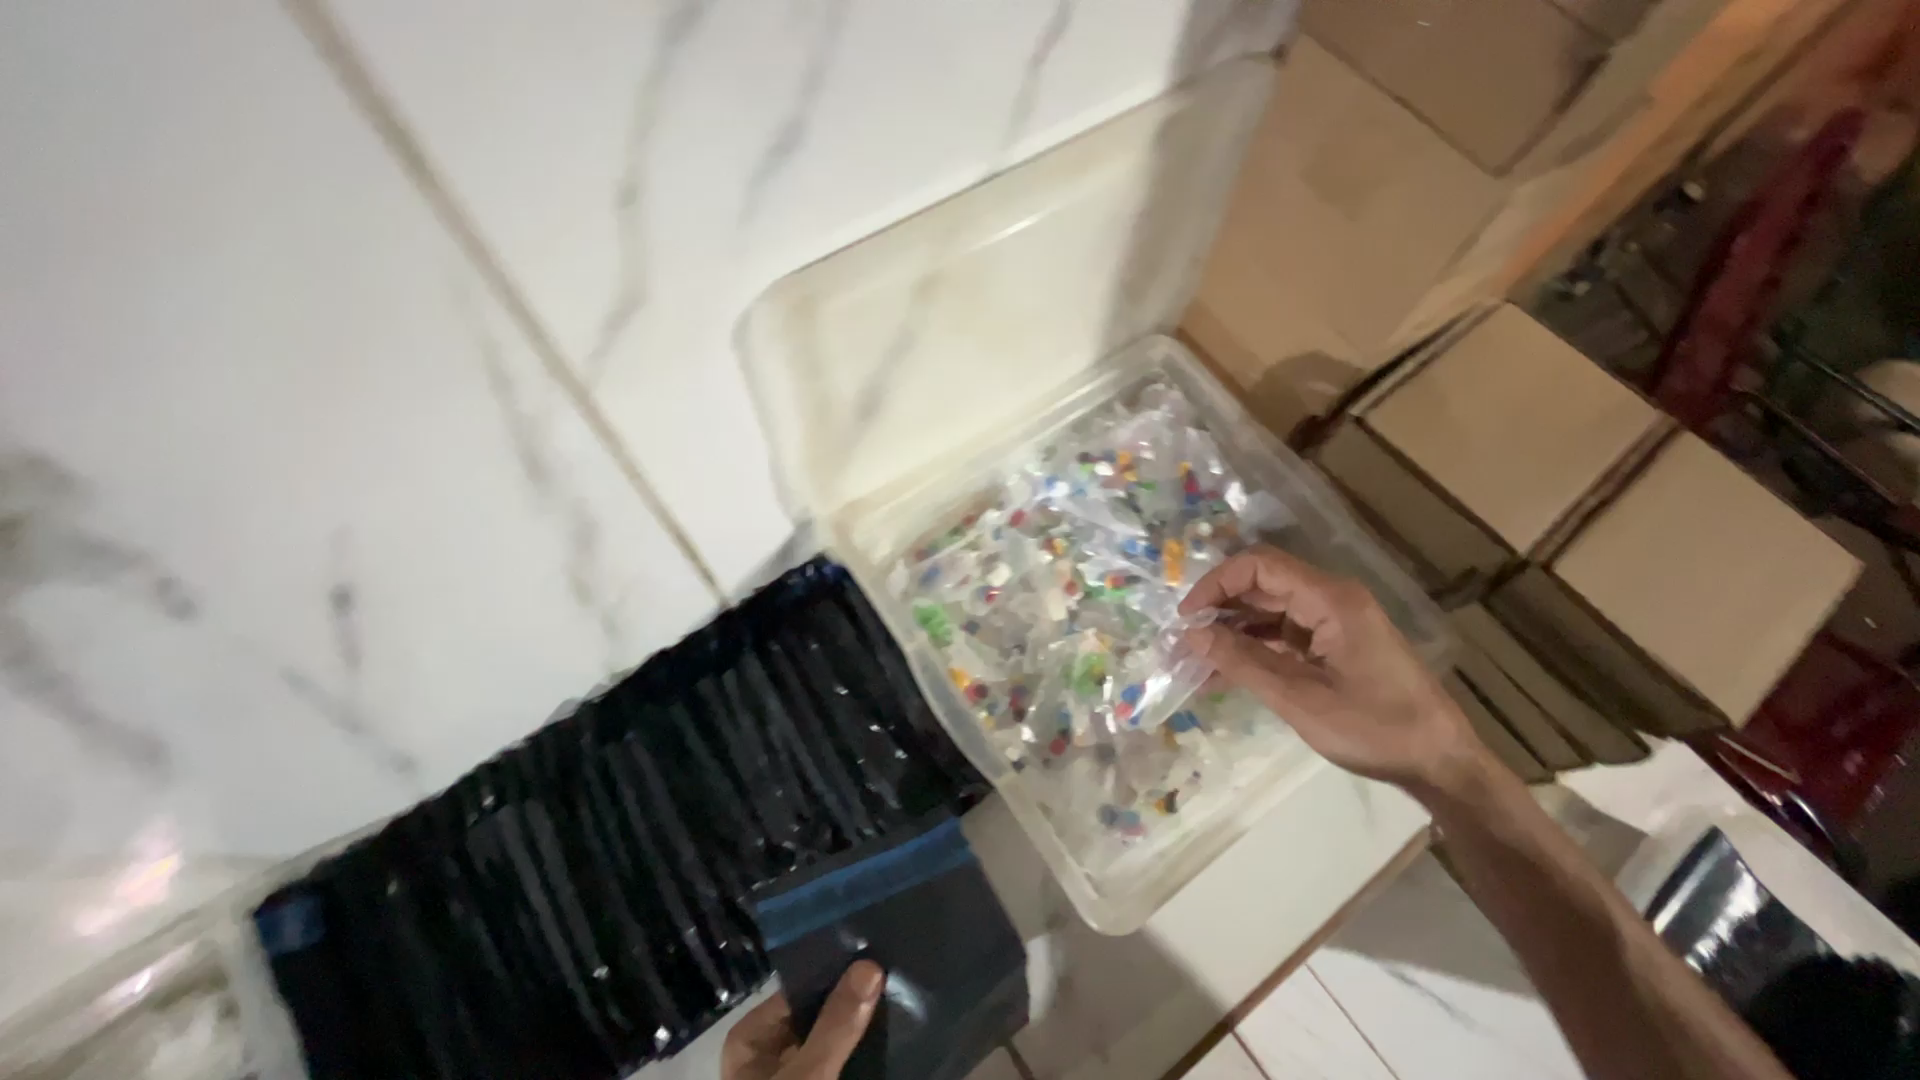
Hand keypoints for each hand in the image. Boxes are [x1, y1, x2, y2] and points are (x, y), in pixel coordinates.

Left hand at [722, 961, 884, 1079]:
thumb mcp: (807, 1074)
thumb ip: (836, 1024)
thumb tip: (871, 964)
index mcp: (753, 1036)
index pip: (803, 988)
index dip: (840, 974)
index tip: (879, 958)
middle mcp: (770, 1051)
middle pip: (821, 1015)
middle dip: (856, 1002)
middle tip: (899, 977)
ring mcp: (792, 1072)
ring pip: (835, 1041)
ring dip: (863, 1030)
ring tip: (903, 999)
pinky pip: (842, 1062)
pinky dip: (862, 1053)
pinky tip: (894, 1035)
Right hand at [1180, 545, 1483, 795]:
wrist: (1439, 762)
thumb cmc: (1375, 728)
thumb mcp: (1300, 698)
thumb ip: (1243, 661)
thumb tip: (1192, 634)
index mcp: (1330, 600)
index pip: (1259, 566)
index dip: (1216, 584)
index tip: (1186, 618)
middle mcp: (1331, 600)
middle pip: (1261, 586)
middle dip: (1217, 610)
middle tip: (1181, 643)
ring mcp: (1333, 622)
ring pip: (1268, 612)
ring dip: (1230, 633)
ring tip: (1193, 662)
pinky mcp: (1333, 645)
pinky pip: (1282, 635)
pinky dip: (1252, 650)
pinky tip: (1222, 674)